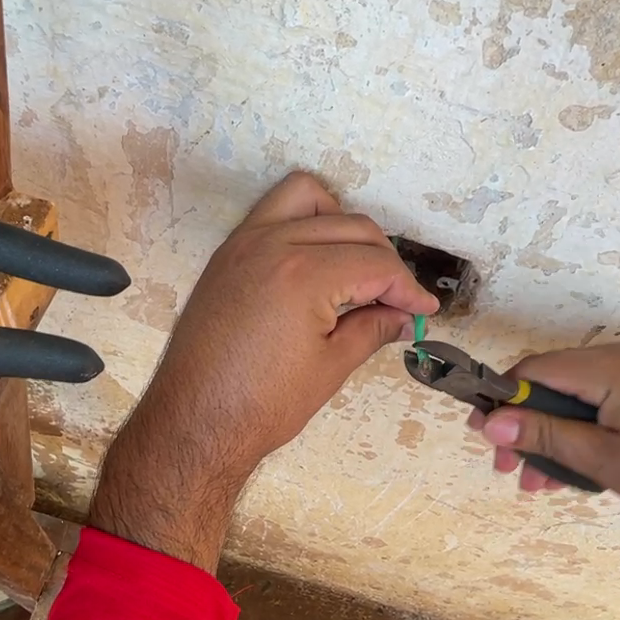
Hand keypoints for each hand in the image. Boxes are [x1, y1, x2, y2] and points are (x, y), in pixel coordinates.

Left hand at [90, 172, 439, 569]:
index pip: (376, 263)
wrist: (195, 421)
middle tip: (397, 299)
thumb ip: (373, 329)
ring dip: (342, 222)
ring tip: (356, 265)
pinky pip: (273, 212)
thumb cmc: (263, 404)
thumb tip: (403, 317)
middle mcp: (273, 242)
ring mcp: (244, 242)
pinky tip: (316, 261)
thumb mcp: (331, 367)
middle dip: (385, 260)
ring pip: (308, 197)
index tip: (423, 310)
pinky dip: (303, 221)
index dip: (408, 288)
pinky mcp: (228, 253)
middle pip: (352, 227)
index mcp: (303, 272)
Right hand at [473, 340, 619, 561]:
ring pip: (586, 397)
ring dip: (559, 435)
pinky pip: (615, 403)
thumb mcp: (606, 462)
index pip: (537, 369)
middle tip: (510, 469)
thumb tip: (490, 423)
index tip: (483, 436)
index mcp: (618, 365)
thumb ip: (545, 436)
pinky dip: (592, 431)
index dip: (503, 400)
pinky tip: (578, 469)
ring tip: (542, 483)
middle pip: (559, 382)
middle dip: (529, 425)